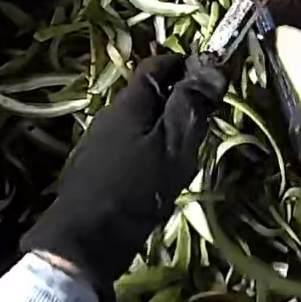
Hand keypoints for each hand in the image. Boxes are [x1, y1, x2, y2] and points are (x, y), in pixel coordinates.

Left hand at [21, 53, 225, 292]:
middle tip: (208, 109)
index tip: (210, 73)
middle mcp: (112, 114)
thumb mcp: (174, 143)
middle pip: (149, 91)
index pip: (157, 63)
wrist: (86, 240)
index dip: (184, 61)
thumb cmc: (136, 186)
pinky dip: (153, 142)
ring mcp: (102, 140)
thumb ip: (192, 104)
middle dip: (178, 93)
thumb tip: (214, 66)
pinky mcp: (99, 166)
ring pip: (141, 118)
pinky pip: (132, 140)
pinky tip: (164, 164)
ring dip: (166, 120)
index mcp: (131, 102)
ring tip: (191, 139)